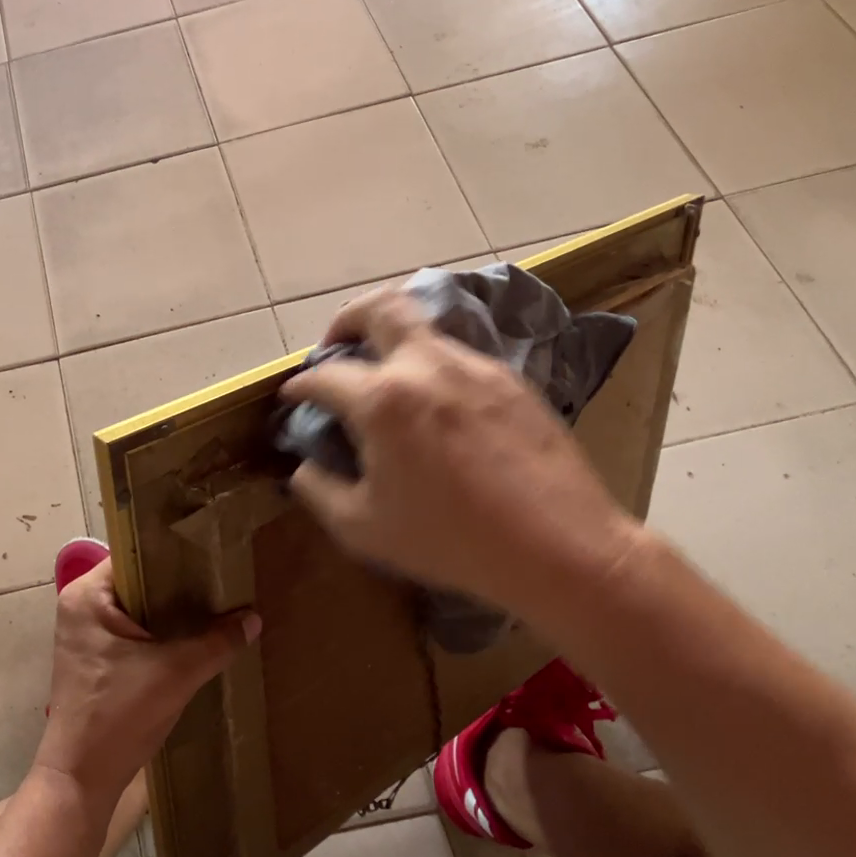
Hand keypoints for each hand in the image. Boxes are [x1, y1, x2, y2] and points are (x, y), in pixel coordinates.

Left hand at [35, 560, 258, 802]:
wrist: (84, 777)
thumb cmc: (120, 715)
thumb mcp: (175, 674)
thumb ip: (216, 642)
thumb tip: (255, 618)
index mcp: (88, 595)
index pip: (135, 555)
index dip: (173, 554)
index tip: (212, 554)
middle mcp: (81, 606)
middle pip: (138, 581)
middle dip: (178, 584)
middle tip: (221, 579)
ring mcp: (85, 634)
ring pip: (137, 608)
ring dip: (171, 612)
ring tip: (215, 604)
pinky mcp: (95, 658)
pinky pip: (133, 630)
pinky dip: (160, 633)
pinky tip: (194, 637)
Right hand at [280, 289, 643, 611]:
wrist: (561, 549)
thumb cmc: (451, 542)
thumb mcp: (363, 528)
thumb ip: (319, 489)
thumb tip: (304, 465)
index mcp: (383, 401)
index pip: (324, 376)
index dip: (299, 386)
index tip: (293, 397)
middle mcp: (427, 367)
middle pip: (380, 307)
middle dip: (347, 320)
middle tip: (338, 347)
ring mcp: (476, 368)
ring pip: (425, 332)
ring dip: (395, 348)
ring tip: (390, 388)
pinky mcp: (513, 382)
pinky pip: (460, 360)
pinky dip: (433, 371)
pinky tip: (438, 412)